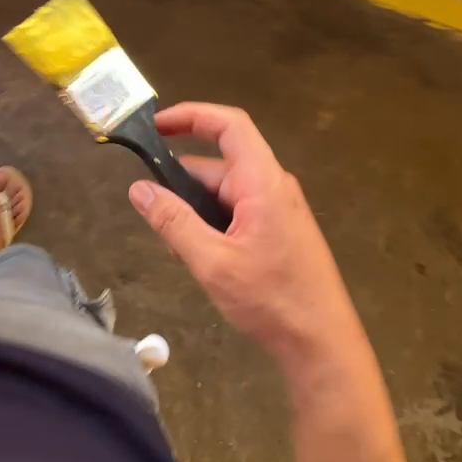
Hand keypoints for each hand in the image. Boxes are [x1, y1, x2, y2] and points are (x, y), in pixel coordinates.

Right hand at [127, 103, 358, 362]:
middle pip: (216, 166)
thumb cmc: (271, 300)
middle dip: (181, 188)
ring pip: (221, 194)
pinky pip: (234, 213)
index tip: (154, 125)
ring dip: (194, 214)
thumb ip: (172, 221)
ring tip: (183, 254)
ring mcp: (277, 210)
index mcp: (263, 184)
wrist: (323, 345)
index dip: (191, 116)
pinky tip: (202, 261)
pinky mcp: (277, 231)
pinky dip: (210, 227)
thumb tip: (139, 189)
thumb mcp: (211, 261)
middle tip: (157, 223)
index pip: (229, 126)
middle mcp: (272, 188)